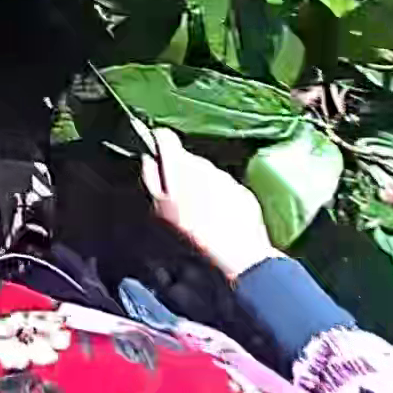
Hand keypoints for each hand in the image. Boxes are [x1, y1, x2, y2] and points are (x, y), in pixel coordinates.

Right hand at [137, 124, 280, 279]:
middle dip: (181, 171)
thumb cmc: (192, 230)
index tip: (157, 154)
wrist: (240, 256)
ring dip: (201, 184)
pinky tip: (218, 217)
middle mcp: (204, 164)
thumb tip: (148, 160)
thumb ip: (150, 176)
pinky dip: (220, 197)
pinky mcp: (244, 193)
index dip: (158, 141)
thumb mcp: (159, 205)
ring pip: (207, 173)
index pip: (165, 135)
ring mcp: (226, 178)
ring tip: (199, 210)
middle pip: (187, 158)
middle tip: (178, 195)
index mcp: (179, 163)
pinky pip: (226, 188)